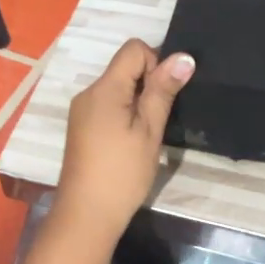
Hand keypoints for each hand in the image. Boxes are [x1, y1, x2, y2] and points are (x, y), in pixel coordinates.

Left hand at [55, 39, 194, 238]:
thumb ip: (163, 91)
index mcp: (104, 88)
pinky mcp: (81, 127)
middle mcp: (88, 93)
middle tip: (159, 120)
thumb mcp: (149, 131)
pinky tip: (131, 142)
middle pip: (124, 67)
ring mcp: (81, 111)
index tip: (164, 97)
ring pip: (116, 88)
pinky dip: (124, 114)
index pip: (134, 49)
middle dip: (148, 84)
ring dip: (137, 101)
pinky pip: (107, 105)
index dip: (156, 64)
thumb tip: (183, 57)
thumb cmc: (122, 173)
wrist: (86, 214)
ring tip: (146, 134)